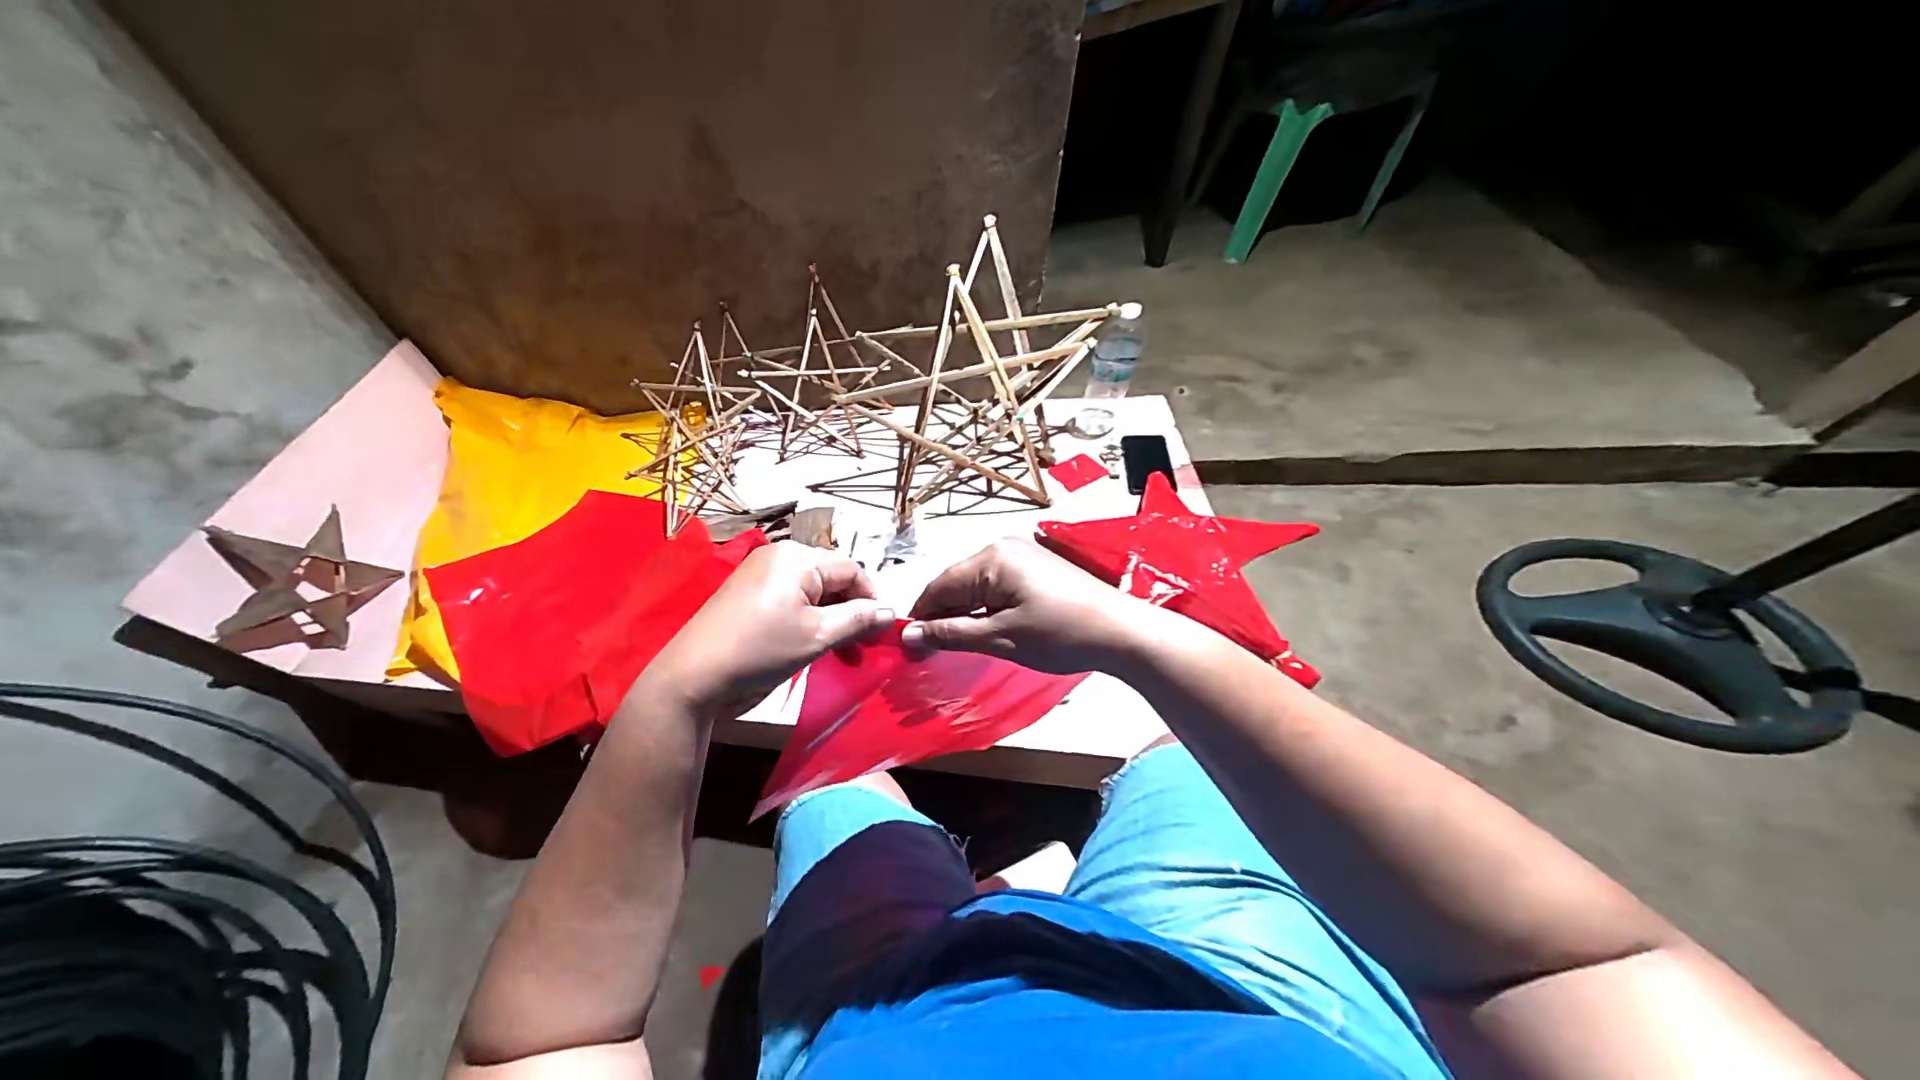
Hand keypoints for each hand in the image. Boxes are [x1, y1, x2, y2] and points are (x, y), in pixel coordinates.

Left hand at [640, 542, 893, 715]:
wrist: (693, 678)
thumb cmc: (760, 650)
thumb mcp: (817, 636)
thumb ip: (858, 620)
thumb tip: (891, 613)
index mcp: (796, 557)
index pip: (852, 570)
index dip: (871, 601)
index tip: (880, 634)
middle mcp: (779, 557)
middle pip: (833, 580)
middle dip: (851, 614)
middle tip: (861, 650)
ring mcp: (761, 576)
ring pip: (814, 594)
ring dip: (833, 622)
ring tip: (841, 655)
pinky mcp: (750, 597)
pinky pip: (793, 602)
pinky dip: (810, 622)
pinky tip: (814, 647)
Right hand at [903, 538, 1151, 674]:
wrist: (1121, 631)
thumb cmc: (1059, 634)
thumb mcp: (1000, 638)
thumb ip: (951, 634)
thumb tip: (909, 634)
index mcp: (990, 558)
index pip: (938, 587)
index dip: (921, 618)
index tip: (909, 648)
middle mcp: (1003, 546)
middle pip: (956, 583)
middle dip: (943, 615)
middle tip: (933, 651)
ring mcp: (1022, 552)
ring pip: (976, 584)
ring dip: (964, 612)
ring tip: (960, 644)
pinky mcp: (1036, 564)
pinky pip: (996, 583)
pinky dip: (986, 606)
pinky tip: (988, 628)